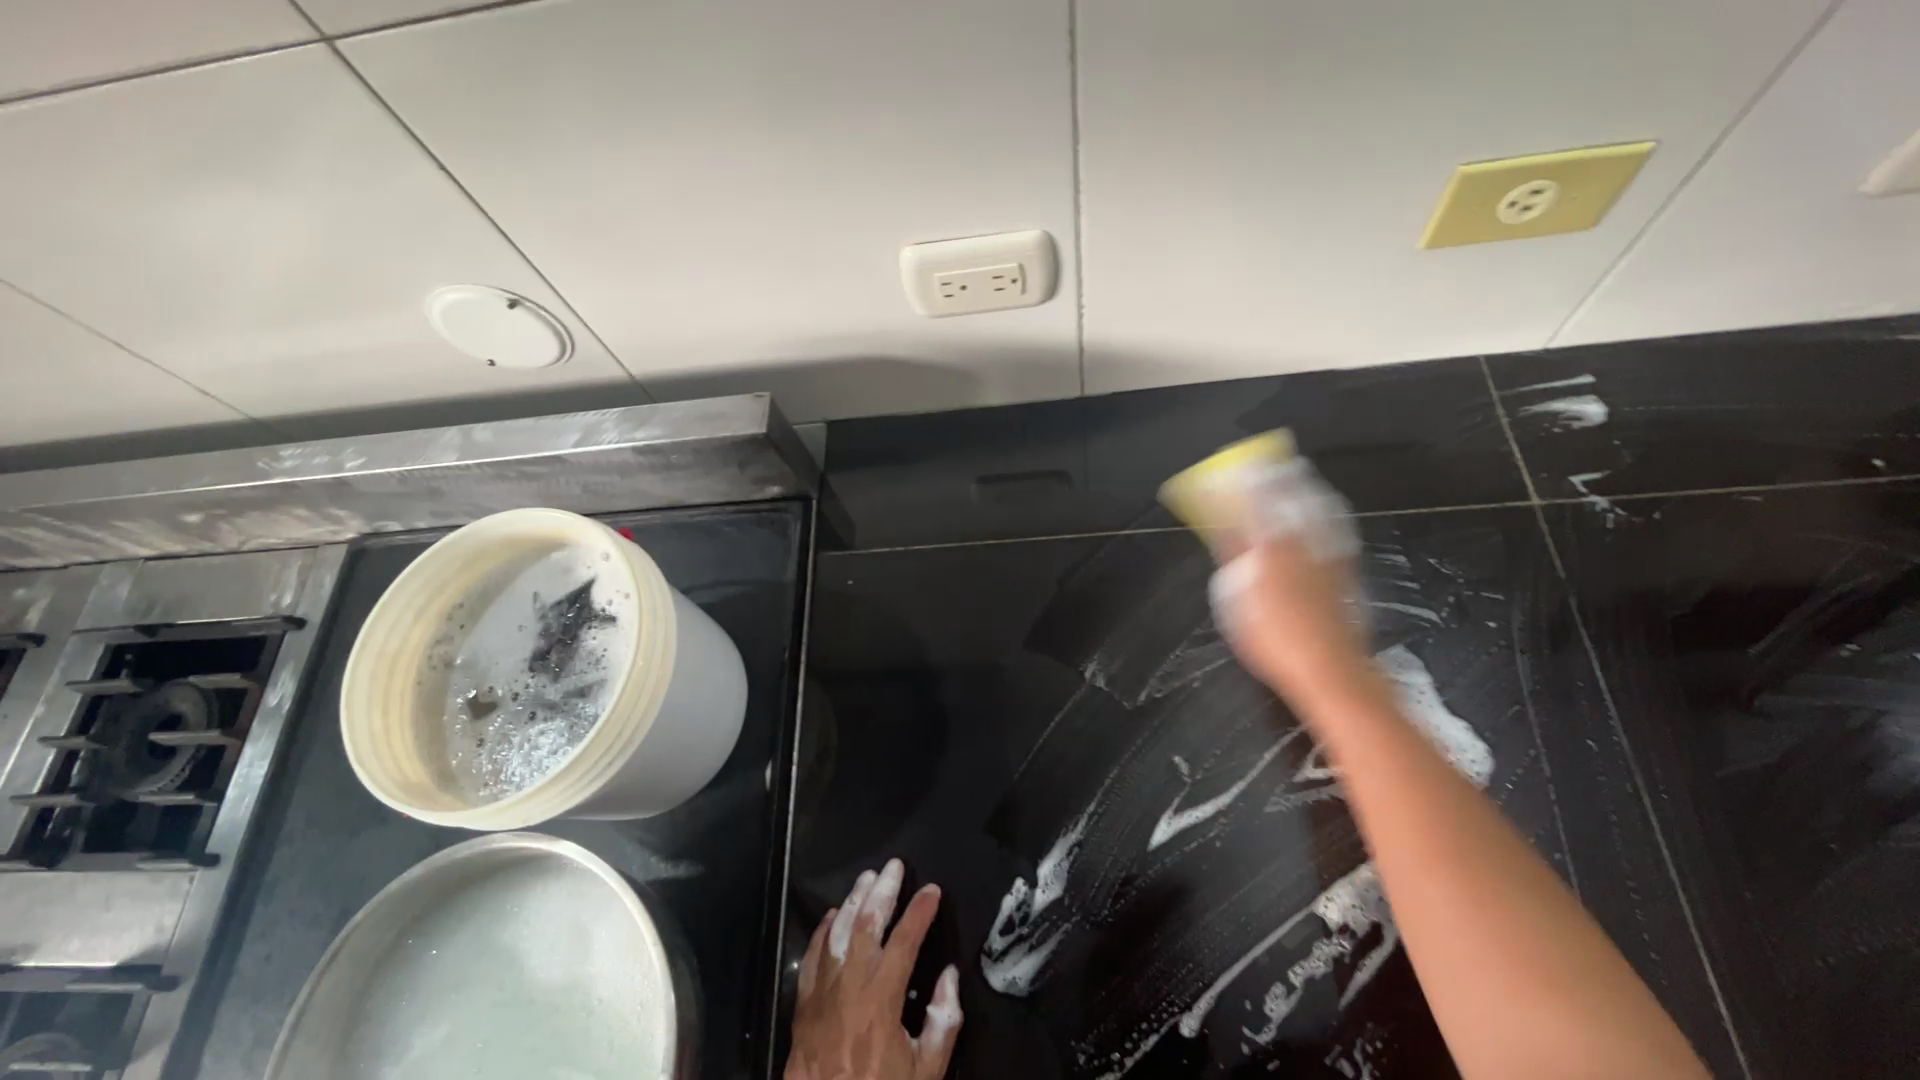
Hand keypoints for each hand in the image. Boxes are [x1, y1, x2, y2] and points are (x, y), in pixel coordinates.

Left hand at [788, 859, 962, 1079]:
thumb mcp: (925, 1070)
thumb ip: (942, 1022)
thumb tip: (950, 976)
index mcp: (882, 998)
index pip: (905, 941)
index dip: (920, 912)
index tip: (932, 890)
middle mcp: (850, 984)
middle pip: (867, 924)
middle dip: (883, 891)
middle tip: (894, 866)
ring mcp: (823, 990)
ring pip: (838, 932)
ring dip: (854, 900)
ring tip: (867, 877)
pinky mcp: (804, 1002)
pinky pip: (813, 955)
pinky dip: (823, 930)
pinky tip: (834, 914)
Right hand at [1204, 459, 1375, 712]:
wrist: (1330, 668)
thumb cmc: (1274, 637)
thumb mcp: (1236, 597)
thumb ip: (1233, 556)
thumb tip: (1226, 529)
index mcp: (1273, 545)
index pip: (1258, 501)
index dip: (1248, 480)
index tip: (1238, 465)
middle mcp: (1305, 542)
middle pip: (1295, 499)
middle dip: (1282, 477)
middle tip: (1274, 461)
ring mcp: (1332, 555)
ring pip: (1321, 511)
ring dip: (1308, 490)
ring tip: (1300, 476)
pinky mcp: (1348, 571)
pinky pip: (1337, 529)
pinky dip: (1327, 514)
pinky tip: (1327, 514)